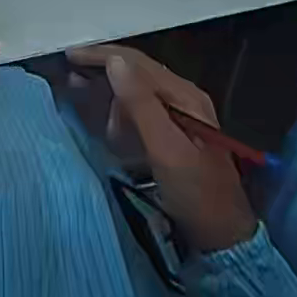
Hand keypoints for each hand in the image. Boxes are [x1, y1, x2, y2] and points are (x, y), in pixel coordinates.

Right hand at [67, 44, 258, 253]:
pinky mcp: (173, 131)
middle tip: (71, 71)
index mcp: (185, 95)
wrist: (225, 240)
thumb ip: (139, 103)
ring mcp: (179, 113)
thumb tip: (114, 61)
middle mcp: (183, 96)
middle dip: (103, 68)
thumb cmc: (196, 194)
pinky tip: (107, 118)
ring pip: (136, 88)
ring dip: (110, 90)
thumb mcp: (165, 149)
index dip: (102, 55)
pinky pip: (140, 108)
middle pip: (136, 70)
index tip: (71, 56)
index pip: (137, 62)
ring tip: (82, 92)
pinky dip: (119, 109)